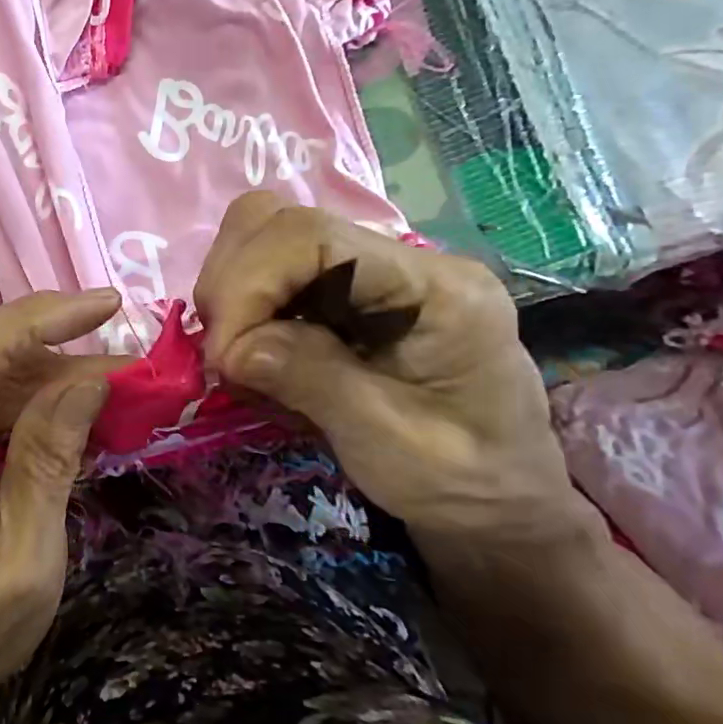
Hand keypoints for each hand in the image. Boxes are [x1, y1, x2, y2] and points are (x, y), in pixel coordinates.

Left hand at [0, 290, 118, 723]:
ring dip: (47, 365)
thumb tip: (89, 378)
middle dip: (45, 336)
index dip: (33, 320)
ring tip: (116, 379)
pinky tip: (77, 403)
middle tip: (118, 344)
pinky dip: (31, 392)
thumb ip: (49, 457)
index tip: (102, 306)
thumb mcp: (30, 552)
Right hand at [193, 194, 588, 541]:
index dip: (249, 284)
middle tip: (228, 358)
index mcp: (434, 288)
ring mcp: (369, 271)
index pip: (312, 237)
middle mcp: (400, 261)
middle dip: (233, 287)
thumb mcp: (390, 444)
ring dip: (232, 295)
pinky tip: (254, 353)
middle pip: (279, 223)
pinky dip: (240, 307)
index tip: (226, 356)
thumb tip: (234, 348)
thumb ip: (315, 383)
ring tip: (240, 357)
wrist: (496, 501)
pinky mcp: (342, 289)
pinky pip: (266, 271)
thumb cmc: (460, 480)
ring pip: (263, 238)